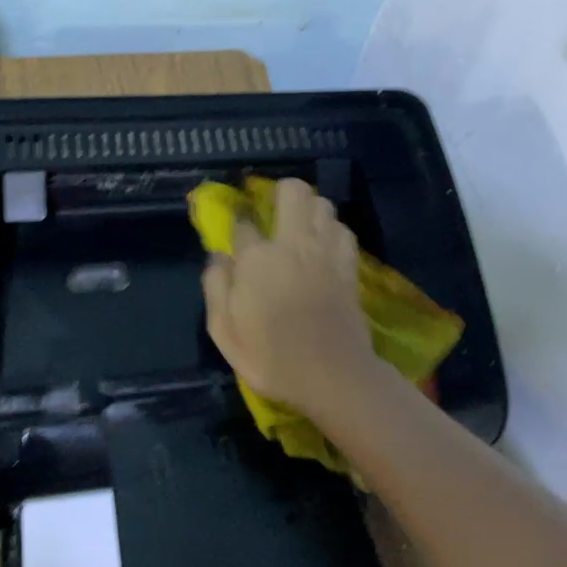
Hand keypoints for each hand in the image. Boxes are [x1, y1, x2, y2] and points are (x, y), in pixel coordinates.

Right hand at [201, 177, 378, 420]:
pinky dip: (332, 231)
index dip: (238, 224)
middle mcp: (293, 244)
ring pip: (323, 204)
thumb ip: (216, 287)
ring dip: (310, 210)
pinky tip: (324, 247)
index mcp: (257, 258)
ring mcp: (326, 251)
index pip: (244, 223)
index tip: (237, 234)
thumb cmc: (270, 358)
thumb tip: (218, 256)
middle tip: (274, 214)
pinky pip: (342, 229)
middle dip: (281, 192)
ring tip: (300, 230)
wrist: (333, 375)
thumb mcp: (224, 331)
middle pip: (293, 191)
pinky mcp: (349, 266)